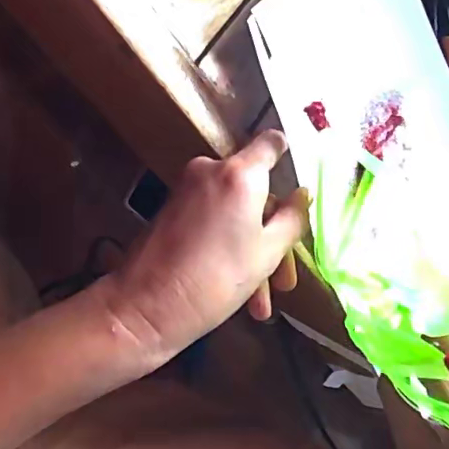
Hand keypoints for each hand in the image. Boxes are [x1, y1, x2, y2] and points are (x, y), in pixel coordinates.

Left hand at [100, 131, 309, 374]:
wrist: (147, 303)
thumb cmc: (216, 276)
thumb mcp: (267, 252)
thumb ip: (292, 218)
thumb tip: (302, 194)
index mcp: (239, 173)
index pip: (270, 144)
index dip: (287, 154)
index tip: (296, 176)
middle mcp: (209, 171)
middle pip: (254, 192)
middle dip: (273, 235)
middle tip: (284, 282)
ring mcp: (187, 189)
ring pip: (233, 213)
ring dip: (251, 253)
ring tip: (260, 304)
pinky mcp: (171, 209)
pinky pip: (210, 221)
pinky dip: (226, 248)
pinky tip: (241, 297)